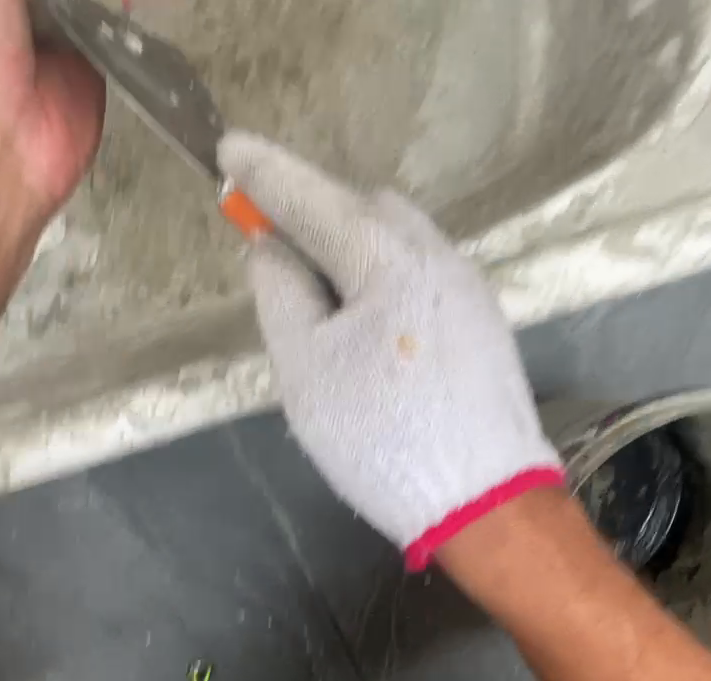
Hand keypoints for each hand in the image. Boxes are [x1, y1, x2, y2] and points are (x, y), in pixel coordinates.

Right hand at [220, 132, 565, 570]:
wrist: (482, 499)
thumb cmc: (381, 437)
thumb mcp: (305, 370)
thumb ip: (280, 295)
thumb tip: (271, 249)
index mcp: (389, 259)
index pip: (314, 199)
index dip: (264, 174)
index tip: (227, 151)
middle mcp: (439, 257)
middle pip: (366, 210)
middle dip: (316, 216)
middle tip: (277, 252)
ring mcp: (469, 290)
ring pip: (399, 245)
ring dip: (352, 255)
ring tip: (322, 307)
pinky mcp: (483, 326)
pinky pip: (421, 280)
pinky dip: (383, 285)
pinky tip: (369, 334)